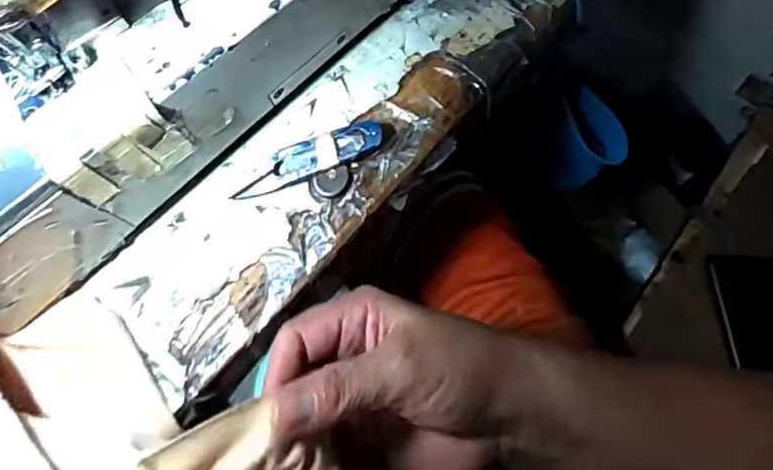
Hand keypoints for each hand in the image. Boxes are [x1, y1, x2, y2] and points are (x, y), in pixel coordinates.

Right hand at [264, 287, 523, 468]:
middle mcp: (345, 356)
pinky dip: (313, 466)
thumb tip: (279, 409)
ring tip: (288, 468)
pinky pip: (324, 453)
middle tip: (270, 457)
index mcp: (353, 319)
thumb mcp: (400, 366)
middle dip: (280, 418)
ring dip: (293, 447)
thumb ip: (341, 385)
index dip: (277, 375)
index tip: (268, 422)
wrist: (504, 411)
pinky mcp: (362, 440)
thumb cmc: (459, 365)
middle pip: (293, 384)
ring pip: (303, 423)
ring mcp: (352, 401)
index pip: (295, 339)